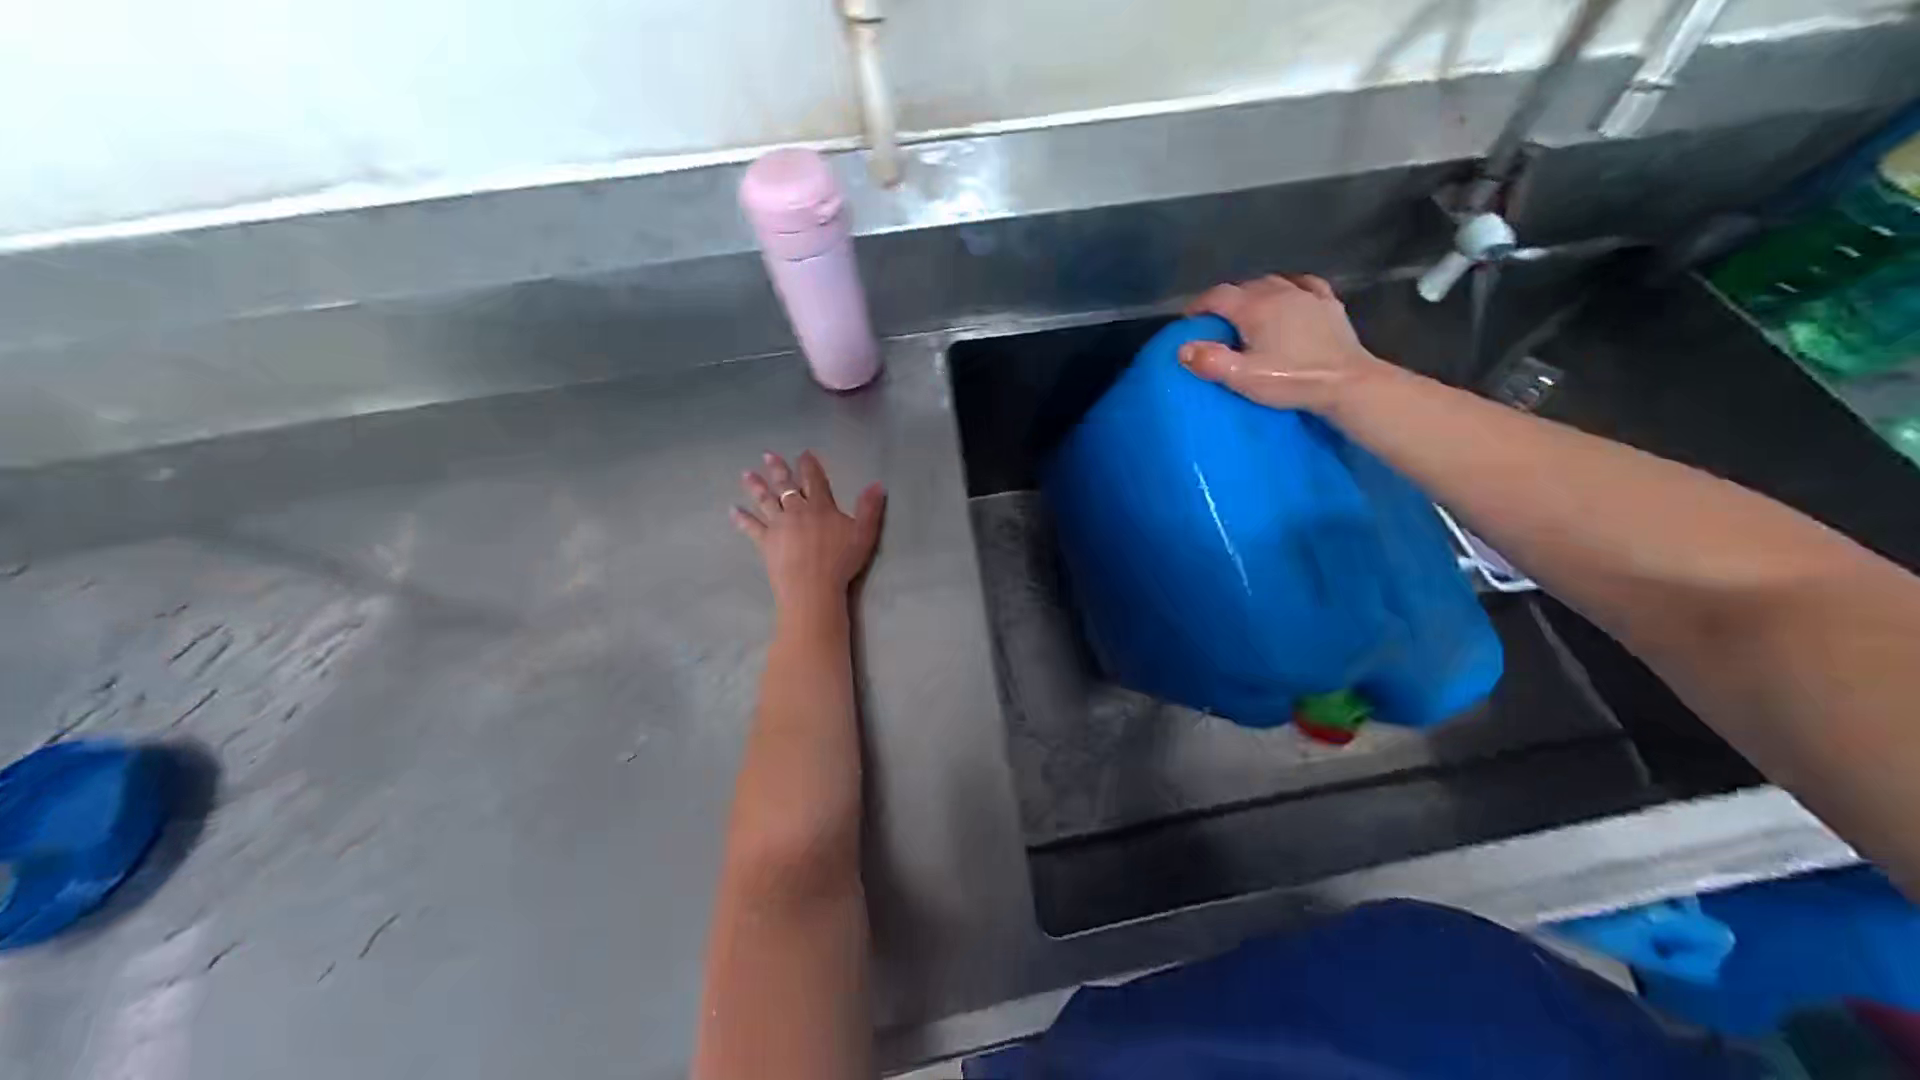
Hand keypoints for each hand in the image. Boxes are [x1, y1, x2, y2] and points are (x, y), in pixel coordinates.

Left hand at [732, 451, 885, 618]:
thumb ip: (870, 508)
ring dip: (756, 486)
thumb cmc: (841, 561)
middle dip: (778, 469)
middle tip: (767, 455)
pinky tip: (732, 511)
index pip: (815, 480)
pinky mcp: (765, 541)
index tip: (804, 453)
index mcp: (821, 506)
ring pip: (766, 500)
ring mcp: (779, 525)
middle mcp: (797, 510)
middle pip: (786, 486)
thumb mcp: (864, 533)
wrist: (812, 585)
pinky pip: (751, 527)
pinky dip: (741, 518)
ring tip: (746, 474)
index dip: (809, 465)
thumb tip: (878, 483)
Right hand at [1179, 274, 1390, 413]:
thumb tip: (1183, 349)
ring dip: (1254, 293)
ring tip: (1247, 311)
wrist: (1347, 383)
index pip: (1218, 295)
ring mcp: (1308, 296)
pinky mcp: (1328, 305)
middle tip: (1215, 323)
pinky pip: (1304, 284)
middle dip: (1226, 301)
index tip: (1188, 321)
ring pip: (1273, 282)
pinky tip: (1289, 294)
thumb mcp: (1244, 378)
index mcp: (1256, 307)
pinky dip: (1290, 286)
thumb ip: (1211, 362)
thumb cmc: (1292, 380)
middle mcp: (1280, 292)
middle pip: (1245, 286)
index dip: (1199, 305)